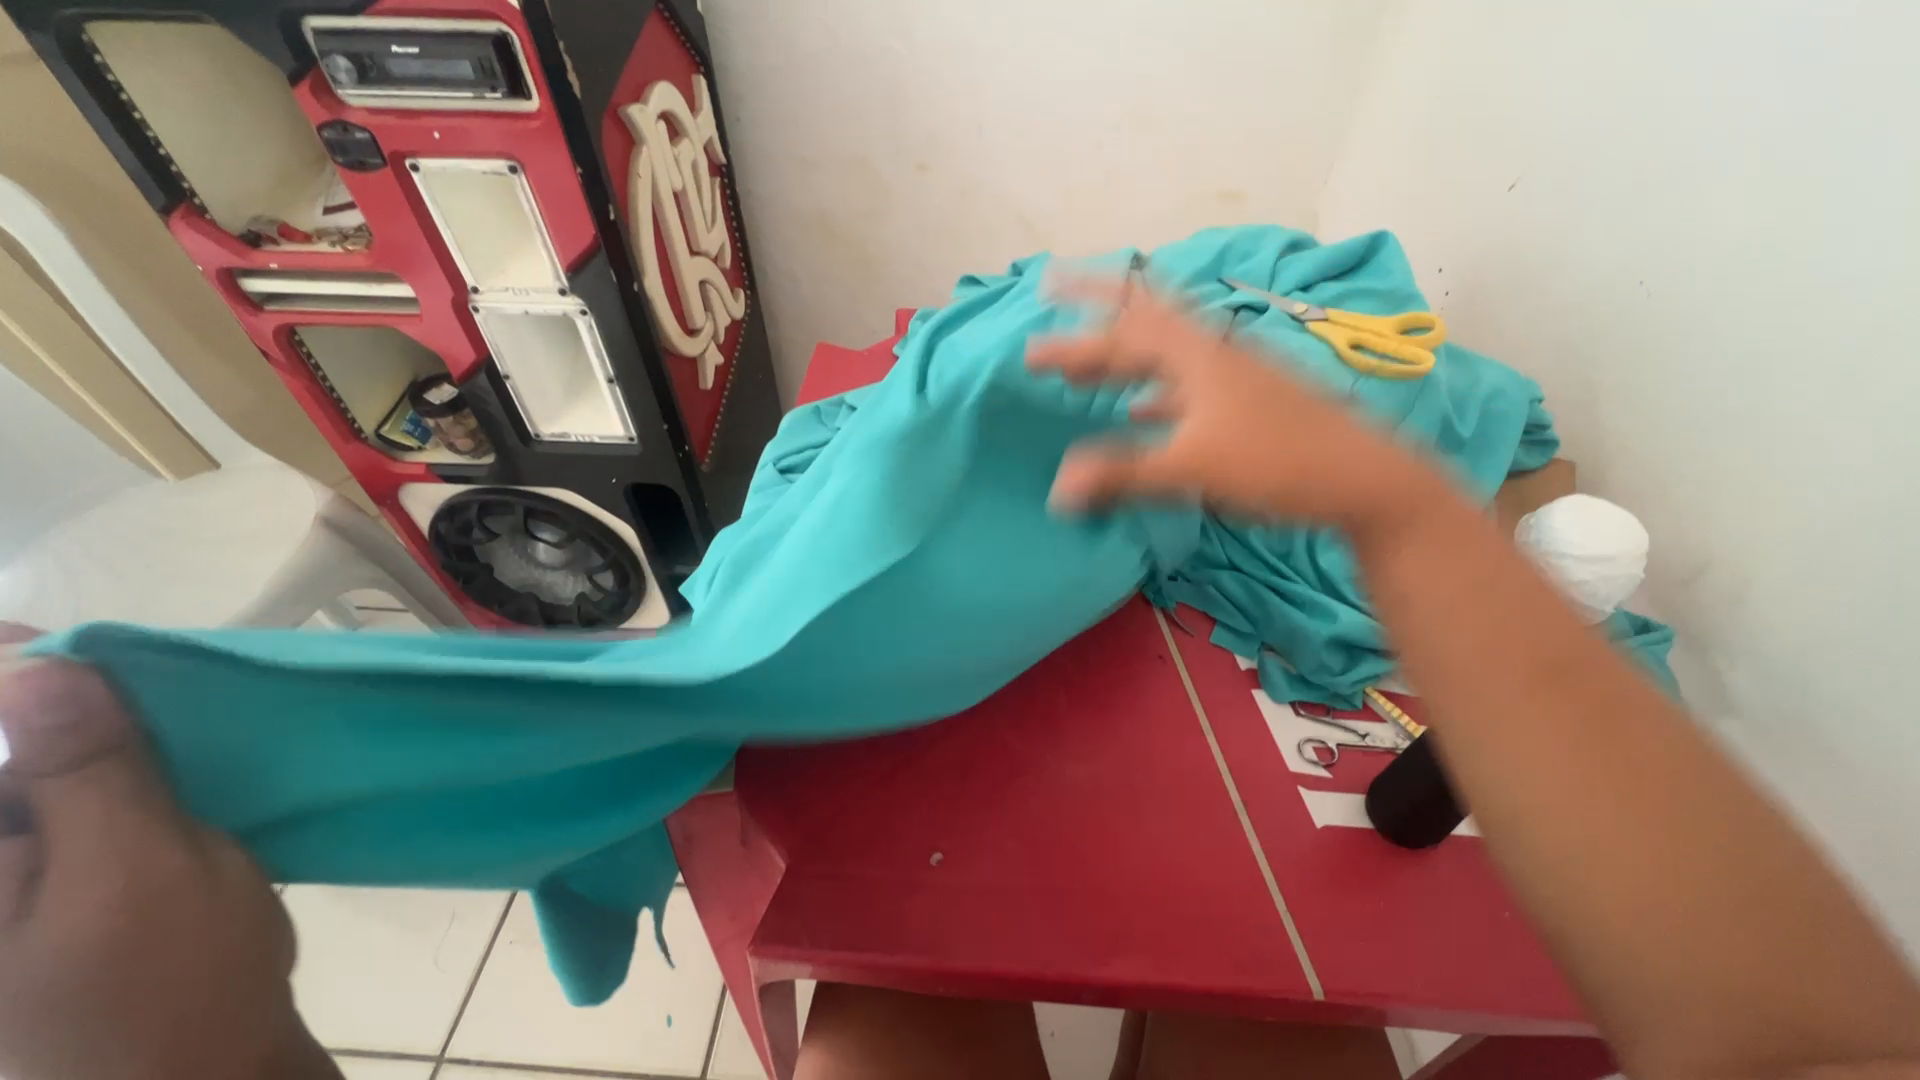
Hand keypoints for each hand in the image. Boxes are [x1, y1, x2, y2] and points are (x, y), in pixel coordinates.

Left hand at [0, 631, 336, 1079]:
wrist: (211, 1068)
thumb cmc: (169, 978)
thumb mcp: (135, 868)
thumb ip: (84, 772)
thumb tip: (42, 667)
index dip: (3, 677)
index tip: (58, 633)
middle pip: (7, 749)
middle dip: (55, 699)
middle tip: (142, 674)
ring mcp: (18, 874)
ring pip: (43, 769)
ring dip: (101, 731)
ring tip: (170, 714)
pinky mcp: (65, 879)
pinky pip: (79, 796)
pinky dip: (124, 764)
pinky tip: (171, 763)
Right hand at [1027, 278, 1439, 534]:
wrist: (1367, 478)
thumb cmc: (1278, 464)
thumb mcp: (1194, 468)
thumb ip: (1124, 475)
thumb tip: (1058, 489)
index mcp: (1197, 354)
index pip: (1125, 322)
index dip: (1079, 312)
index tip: (1041, 289)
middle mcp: (1214, 352)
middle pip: (1144, 327)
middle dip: (1095, 329)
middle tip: (1054, 331)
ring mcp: (1236, 374)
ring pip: (1166, 356)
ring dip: (1123, 361)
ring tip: (1086, 374)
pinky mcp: (1250, 400)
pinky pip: (1186, 386)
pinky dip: (1154, 393)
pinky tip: (1141, 412)